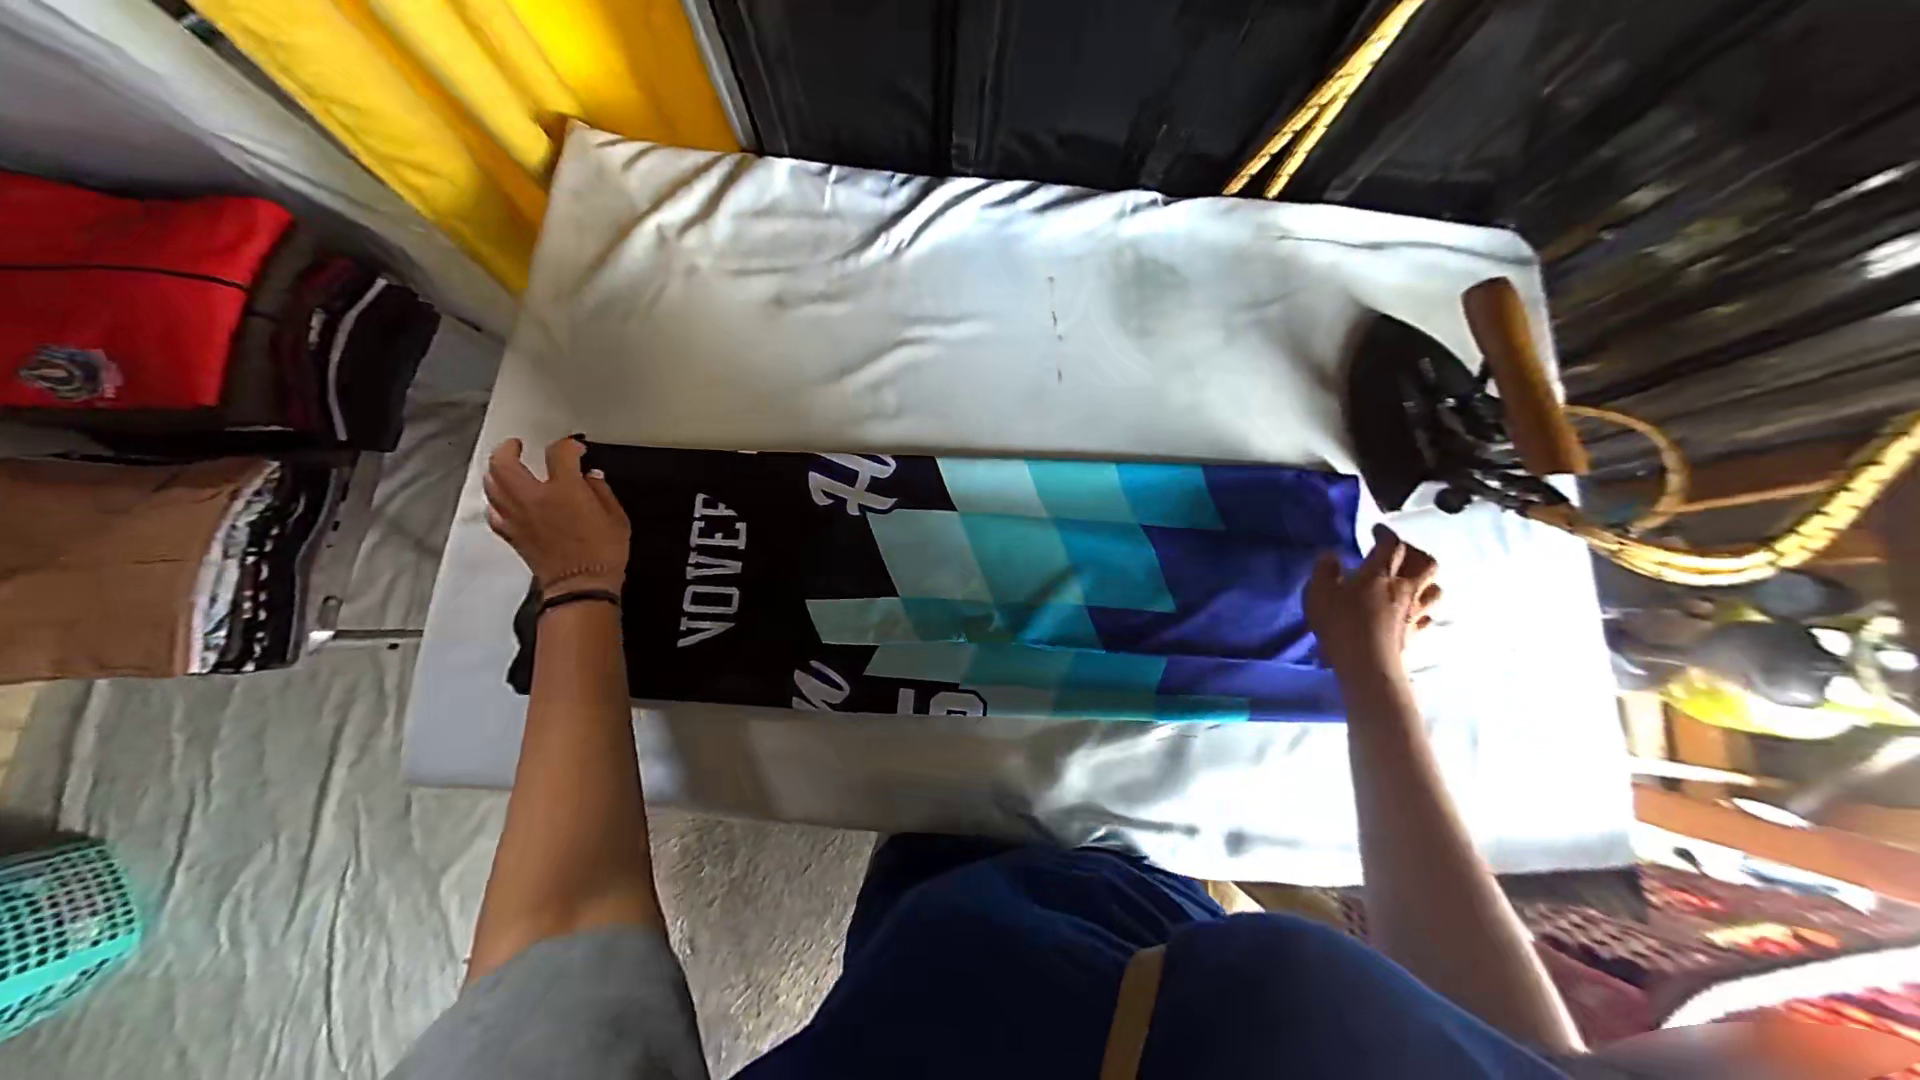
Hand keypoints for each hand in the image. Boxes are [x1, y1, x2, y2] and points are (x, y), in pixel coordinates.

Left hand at [484, 436, 630, 595]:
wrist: (582, 585)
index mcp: (564, 489)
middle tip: (516, 445)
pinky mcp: (511, 534)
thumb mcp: (616, 517)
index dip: (569, 445)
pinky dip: (496, 502)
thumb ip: (601, 491)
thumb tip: (591, 477)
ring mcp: (517, 517)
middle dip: (509, 449)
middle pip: (504, 463)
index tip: (576, 448)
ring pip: (491, 485)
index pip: (559, 452)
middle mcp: (533, 498)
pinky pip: (493, 512)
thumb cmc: (604, 552)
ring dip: (496, 471)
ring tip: (505, 468)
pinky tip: (502, 501)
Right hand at [1305, 524, 1440, 676]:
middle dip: (1416, 553)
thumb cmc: (1339, 623)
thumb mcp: (1318, 592)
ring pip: (1435, 589)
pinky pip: (1428, 616)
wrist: (1366, 663)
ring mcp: (1414, 611)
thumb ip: (1324, 570)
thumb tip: (1330, 554)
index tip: (1377, 530)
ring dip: (1426, 581)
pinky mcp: (1416, 633)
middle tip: (1400, 554)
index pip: (1391, 545)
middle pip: (1426, 563)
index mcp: (1379, 573)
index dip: (1386, 533)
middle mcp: (1404, 588)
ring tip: (1411, 581)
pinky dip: (1423, 609)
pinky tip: (1412, 611)